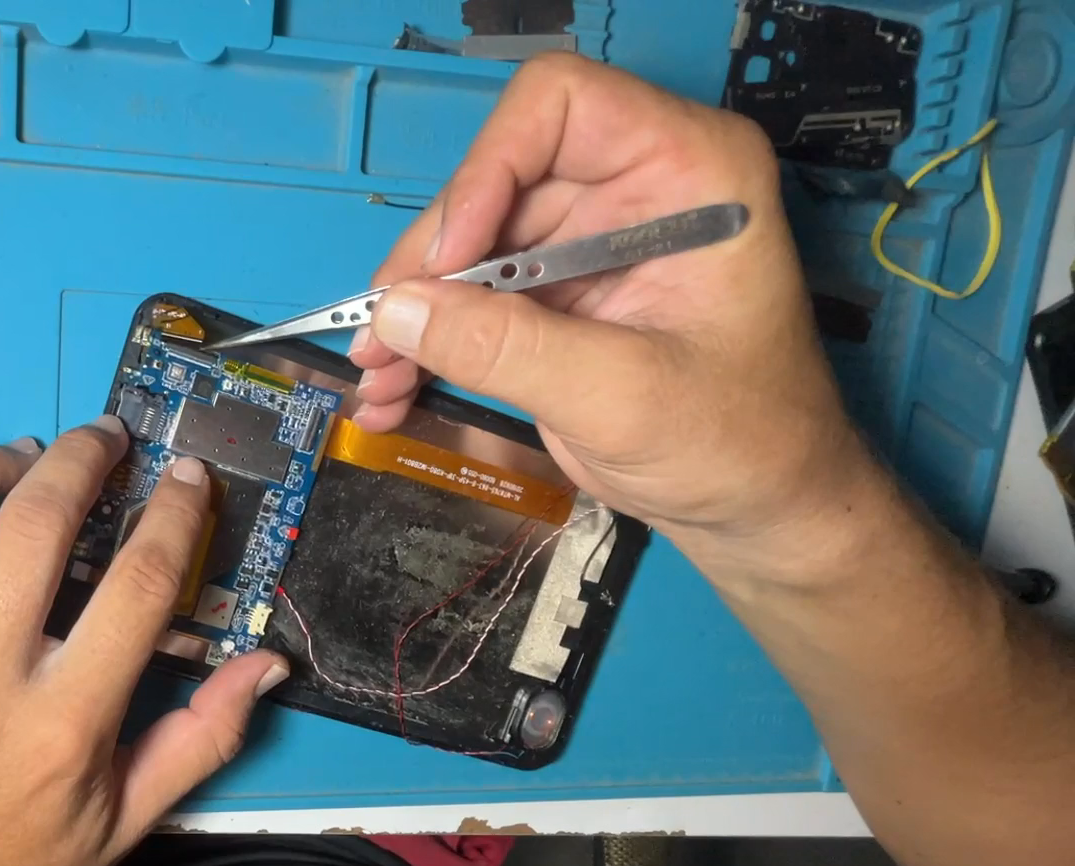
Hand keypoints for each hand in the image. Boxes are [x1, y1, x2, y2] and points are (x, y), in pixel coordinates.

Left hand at [0, 420, 287, 865]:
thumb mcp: (132, 819)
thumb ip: (205, 735)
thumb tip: (268, 663)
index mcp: (61, 723)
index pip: (137, 586)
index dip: (173, 515)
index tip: (184, 477)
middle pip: (28, 530)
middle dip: (77, 462)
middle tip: (100, 440)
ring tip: (13, 456)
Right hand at [349, 53, 881, 584]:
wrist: (743, 500)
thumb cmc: (730, 438)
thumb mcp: (618, 393)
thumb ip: (505, 349)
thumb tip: (392, 314)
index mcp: (677, 175)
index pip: (556, 111)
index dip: (486, 174)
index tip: (447, 264)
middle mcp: (617, 197)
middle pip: (484, 192)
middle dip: (423, 271)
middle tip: (380, 341)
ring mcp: (572, 252)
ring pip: (455, 256)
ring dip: (406, 319)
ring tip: (377, 381)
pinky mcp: (539, 304)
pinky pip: (457, 308)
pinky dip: (418, 349)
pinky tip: (390, 396)